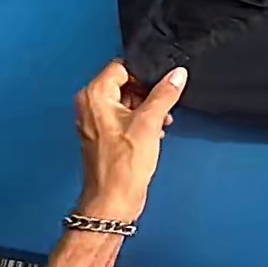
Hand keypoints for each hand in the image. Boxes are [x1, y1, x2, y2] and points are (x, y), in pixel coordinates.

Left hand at [73, 60, 187, 223]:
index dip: (143, 73)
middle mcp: (90, 105)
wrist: (113, 200)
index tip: (161, 81)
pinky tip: (154, 130)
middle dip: (147, 91)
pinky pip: (123, 115)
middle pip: (124, 82)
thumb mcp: (150, 122)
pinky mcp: (103, 134)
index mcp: (95, 95)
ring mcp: (95, 120)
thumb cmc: (122, 167)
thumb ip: (165, 93)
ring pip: (125, 99)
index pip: (121, 66)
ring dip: (146, 106)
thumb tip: (177, 74)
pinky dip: (139, 118)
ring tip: (161, 119)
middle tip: (163, 102)